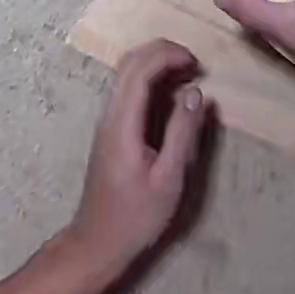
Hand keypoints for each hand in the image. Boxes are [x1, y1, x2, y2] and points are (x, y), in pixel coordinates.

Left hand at [66, 40, 211, 269]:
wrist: (97, 242)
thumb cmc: (136, 216)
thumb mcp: (168, 179)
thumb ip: (182, 133)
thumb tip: (196, 93)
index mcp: (122, 124)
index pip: (139, 70)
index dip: (168, 56)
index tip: (197, 63)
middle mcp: (110, 114)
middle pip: (130, 62)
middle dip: (163, 51)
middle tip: (195, 64)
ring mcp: (108, 119)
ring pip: (127, 72)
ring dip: (157, 63)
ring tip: (189, 73)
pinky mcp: (111, 127)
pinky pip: (129, 87)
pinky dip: (152, 78)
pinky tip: (173, 92)